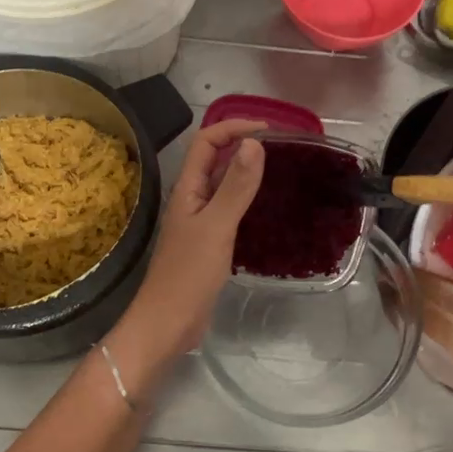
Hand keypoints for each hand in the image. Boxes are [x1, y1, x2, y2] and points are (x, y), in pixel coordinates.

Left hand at [123, 119, 265, 354]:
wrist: (168, 324)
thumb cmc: (188, 274)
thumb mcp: (217, 227)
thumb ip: (236, 186)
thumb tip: (255, 143)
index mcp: (187, 189)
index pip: (206, 142)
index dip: (234, 128)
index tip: (269, 130)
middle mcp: (192, 200)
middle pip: (215, 160)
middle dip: (244, 145)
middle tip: (284, 148)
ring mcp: (200, 223)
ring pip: (224, 186)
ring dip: (248, 173)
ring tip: (283, 172)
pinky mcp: (210, 244)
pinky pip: (230, 211)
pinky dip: (249, 202)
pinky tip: (270, 210)